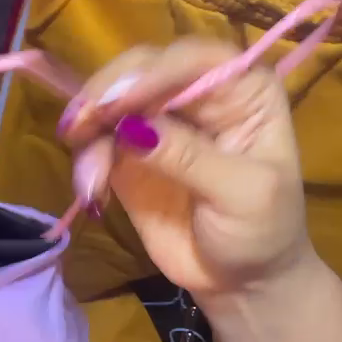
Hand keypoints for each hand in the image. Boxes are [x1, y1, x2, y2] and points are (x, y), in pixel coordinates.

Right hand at [61, 38, 314, 298]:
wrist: (241, 281)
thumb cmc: (263, 232)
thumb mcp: (242, 194)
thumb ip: (189, 158)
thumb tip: (131, 129)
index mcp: (242, 89)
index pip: (193, 59)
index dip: (152, 72)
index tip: (117, 103)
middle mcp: (197, 94)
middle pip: (142, 69)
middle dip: (106, 93)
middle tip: (78, 125)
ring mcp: (158, 123)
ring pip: (110, 102)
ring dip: (89, 132)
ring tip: (90, 180)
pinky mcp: (127, 155)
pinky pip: (96, 142)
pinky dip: (86, 161)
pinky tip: (91, 191)